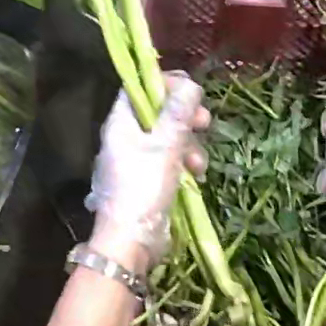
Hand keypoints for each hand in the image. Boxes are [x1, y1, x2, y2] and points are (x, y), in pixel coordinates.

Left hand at [86, 74, 209, 273]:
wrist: (131, 241)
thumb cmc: (143, 187)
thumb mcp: (165, 145)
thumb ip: (178, 113)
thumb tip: (189, 84)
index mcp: (121, 123)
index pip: (138, 88)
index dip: (164, 84)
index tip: (191, 90)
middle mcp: (126, 137)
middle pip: (158, 112)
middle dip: (185, 116)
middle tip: (204, 122)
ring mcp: (138, 159)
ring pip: (170, 137)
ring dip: (190, 145)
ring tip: (198, 163)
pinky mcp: (150, 178)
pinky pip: (171, 160)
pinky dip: (185, 163)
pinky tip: (196, 176)